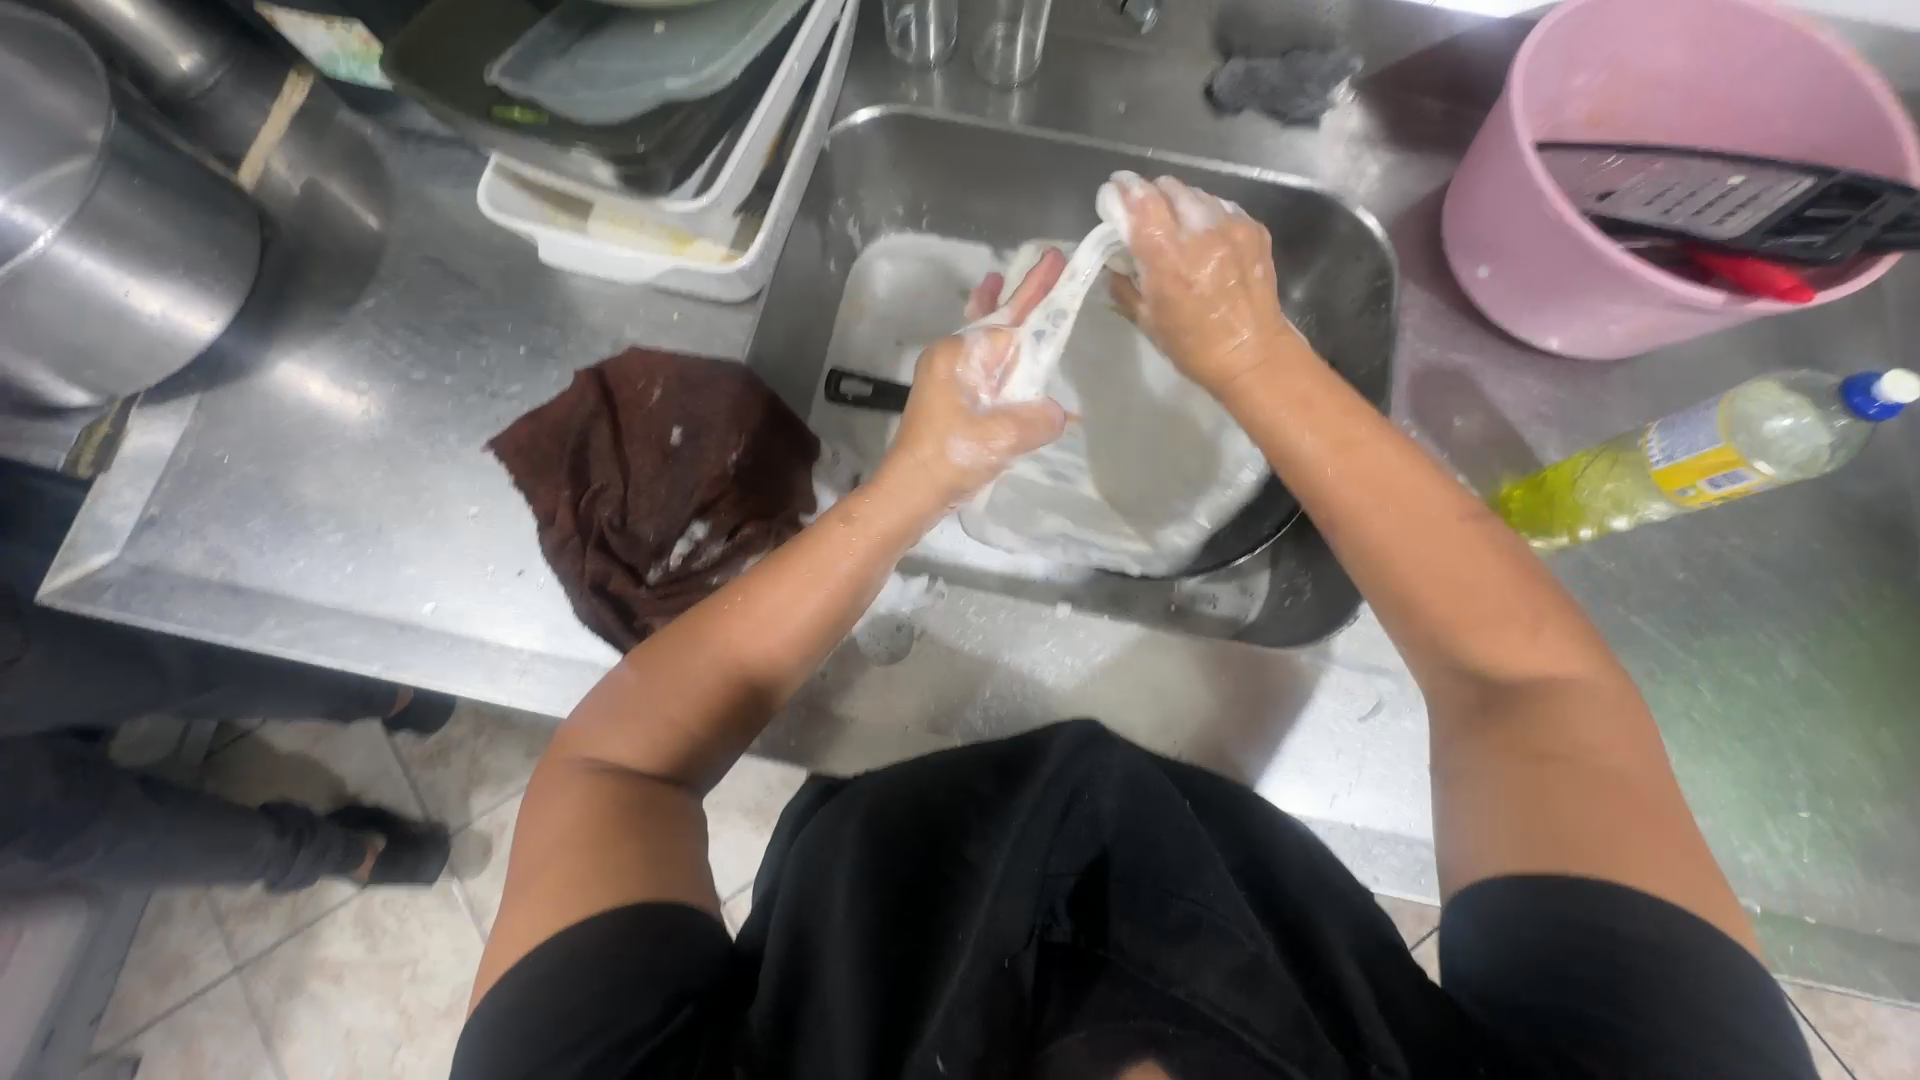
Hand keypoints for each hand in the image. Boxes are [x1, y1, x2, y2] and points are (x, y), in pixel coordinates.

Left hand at [872, 250, 1070, 509]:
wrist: (909, 495)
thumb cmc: (949, 459)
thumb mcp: (1002, 438)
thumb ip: (1038, 419)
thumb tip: (1058, 413)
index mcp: (958, 356)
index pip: (1010, 322)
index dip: (1038, 295)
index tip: (1056, 261)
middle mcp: (950, 360)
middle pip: (997, 322)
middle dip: (1024, 296)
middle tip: (1048, 262)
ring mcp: (948, 381)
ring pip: (986, 343)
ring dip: (1005, 319)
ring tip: (1011, 284)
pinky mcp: (950, 404)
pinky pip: (982, 370)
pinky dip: (999, 358)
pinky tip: (1010, 360)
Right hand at [1107, 173, 1314, 396]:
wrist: (1252, 354)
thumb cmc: (1192, 345)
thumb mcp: (1147, 319)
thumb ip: (1125, 283)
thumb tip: (1114, 260)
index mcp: (1169, 258)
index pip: (1141, 201)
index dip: (1122, 189)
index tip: (1113, 190)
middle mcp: (1201, 233)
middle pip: (1169, 187)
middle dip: (1150, 193)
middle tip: (1142, 208)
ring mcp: (1232, 227)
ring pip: (1197, 194)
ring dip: (1179, 202)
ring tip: (1175, 223)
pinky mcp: (1254, 230)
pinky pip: (1222, 207)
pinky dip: (1206, 214)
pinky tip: (1204, 235)